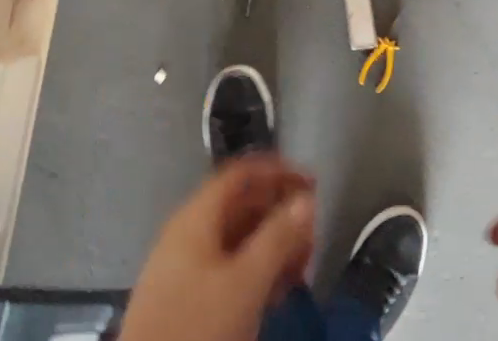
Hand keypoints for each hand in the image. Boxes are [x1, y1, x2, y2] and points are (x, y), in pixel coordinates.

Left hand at [120, 155, 316, 340]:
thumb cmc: (199, 326)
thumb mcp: (246, 282)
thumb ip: (278, 237)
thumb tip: (305, 200)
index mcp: (196, 218)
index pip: (241, 174)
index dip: (277, 172)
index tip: (312, 184)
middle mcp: (188, 234)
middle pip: (240, 206)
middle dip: (279, 214)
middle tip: (313, 233)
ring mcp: (185, 267)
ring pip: (237, 240)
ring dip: (272, 246)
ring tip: (302, 265)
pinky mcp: (187, 298)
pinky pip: (228, 268)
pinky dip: (256, 270)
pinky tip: (278, 291)